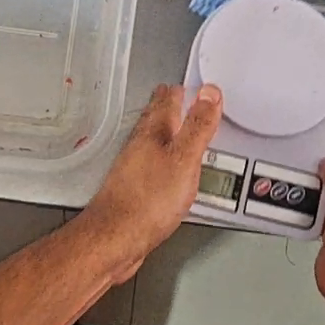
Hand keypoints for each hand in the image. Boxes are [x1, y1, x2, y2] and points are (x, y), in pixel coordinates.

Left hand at [75, 83, 222, 282]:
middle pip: (155, 117)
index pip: (167, 100)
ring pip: (151, 139)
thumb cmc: (147, 201)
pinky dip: (161, 156)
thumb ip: (198, 125)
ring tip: (174, 126)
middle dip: (168, 105)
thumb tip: (209, 93)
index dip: (181, 91)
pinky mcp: (132, 188)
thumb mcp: (184, 159)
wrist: (115, 238)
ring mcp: (133, 167)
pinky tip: (164, 167)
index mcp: (153, 132)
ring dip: (164, 129)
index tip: (192, 85)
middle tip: (177, 96)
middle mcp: (140, 145)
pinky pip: (149, 163)